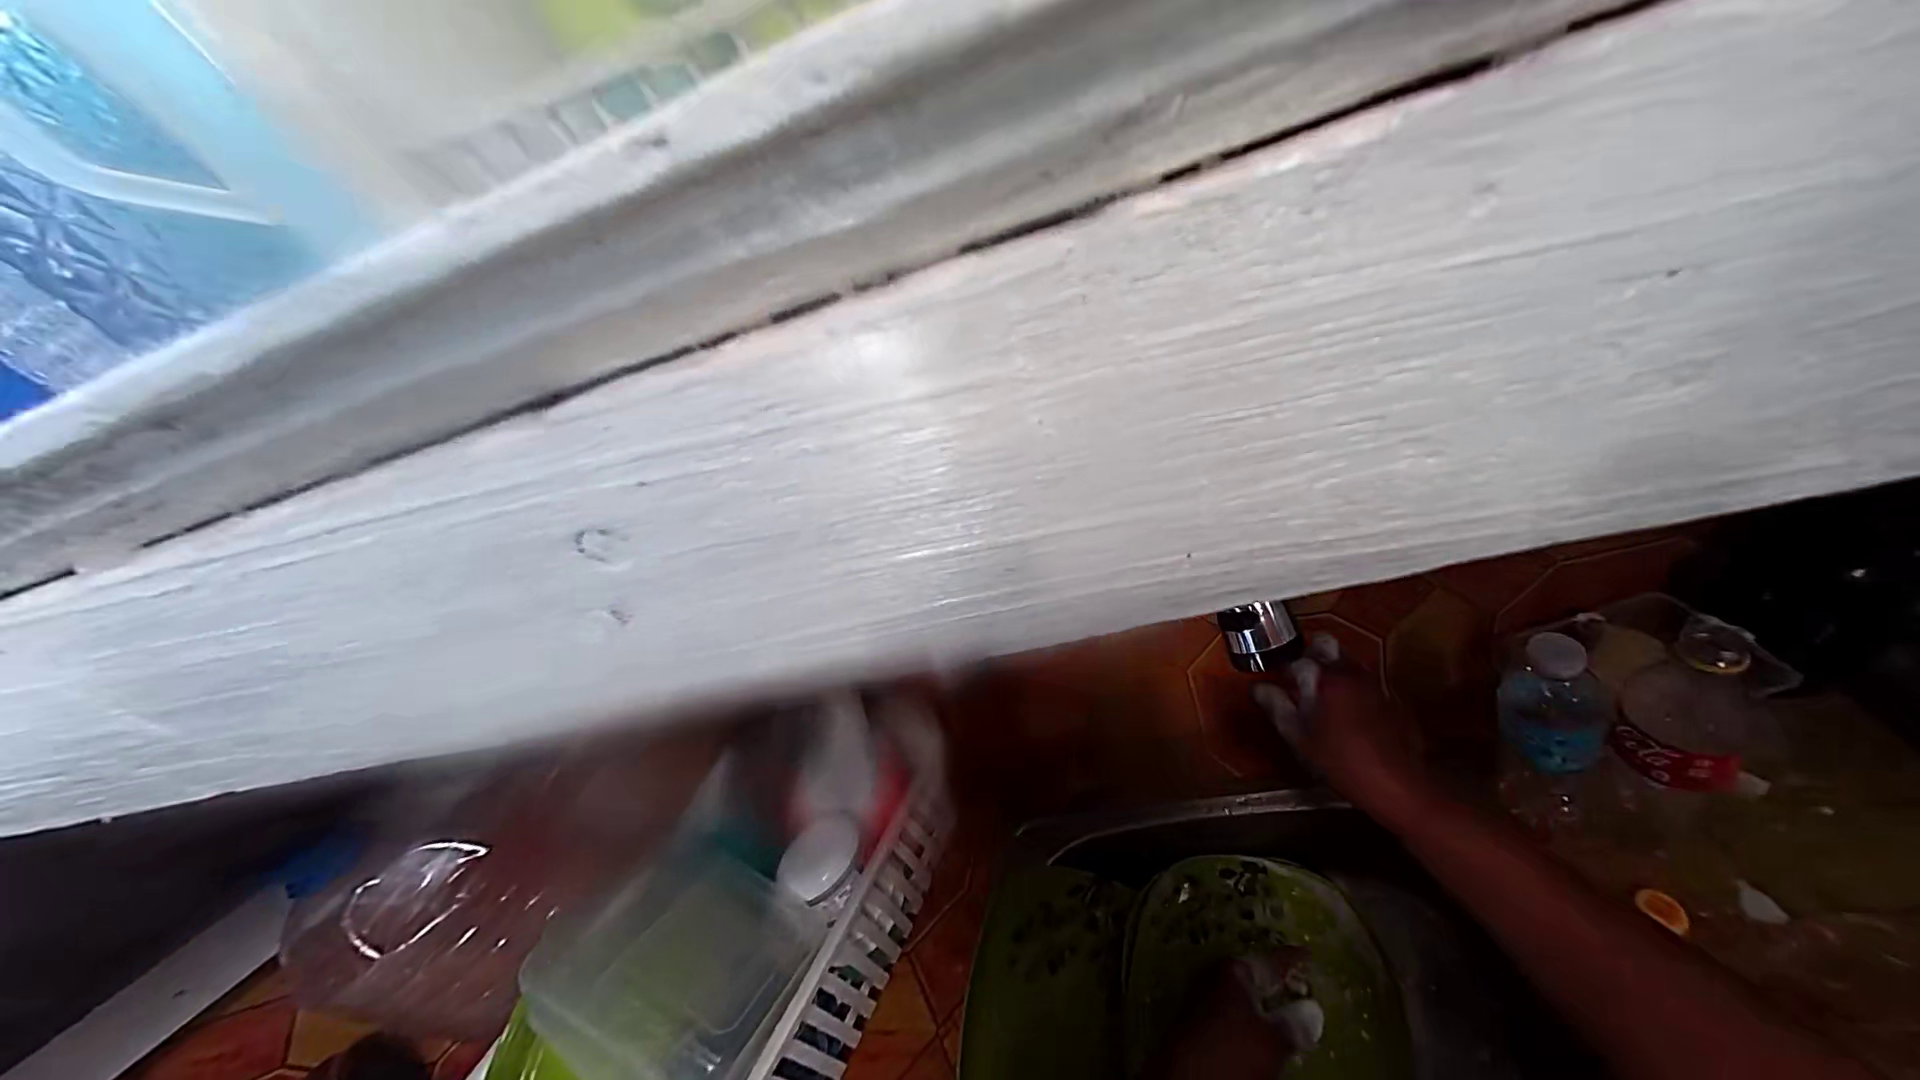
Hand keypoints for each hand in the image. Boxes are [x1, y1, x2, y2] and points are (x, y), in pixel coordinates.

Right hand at [1252, 637, 1431, 827]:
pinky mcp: (1391, 697)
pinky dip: (1352, 686)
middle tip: (1298, 678)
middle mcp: (1349, 672)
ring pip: (1347, 659)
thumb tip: (1259, 688)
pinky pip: (1364, 679)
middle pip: (1325, 644)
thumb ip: (1276, 706)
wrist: (1397, 784)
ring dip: (1332, 668)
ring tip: (1320, 695)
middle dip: (1309, 654)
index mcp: (1321, 678)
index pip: (1295, 659)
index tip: (1277, 681)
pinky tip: (1346, 711)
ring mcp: (1373, 683)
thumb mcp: (1297, 737)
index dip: (1283, 669)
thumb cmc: (1340, 761)